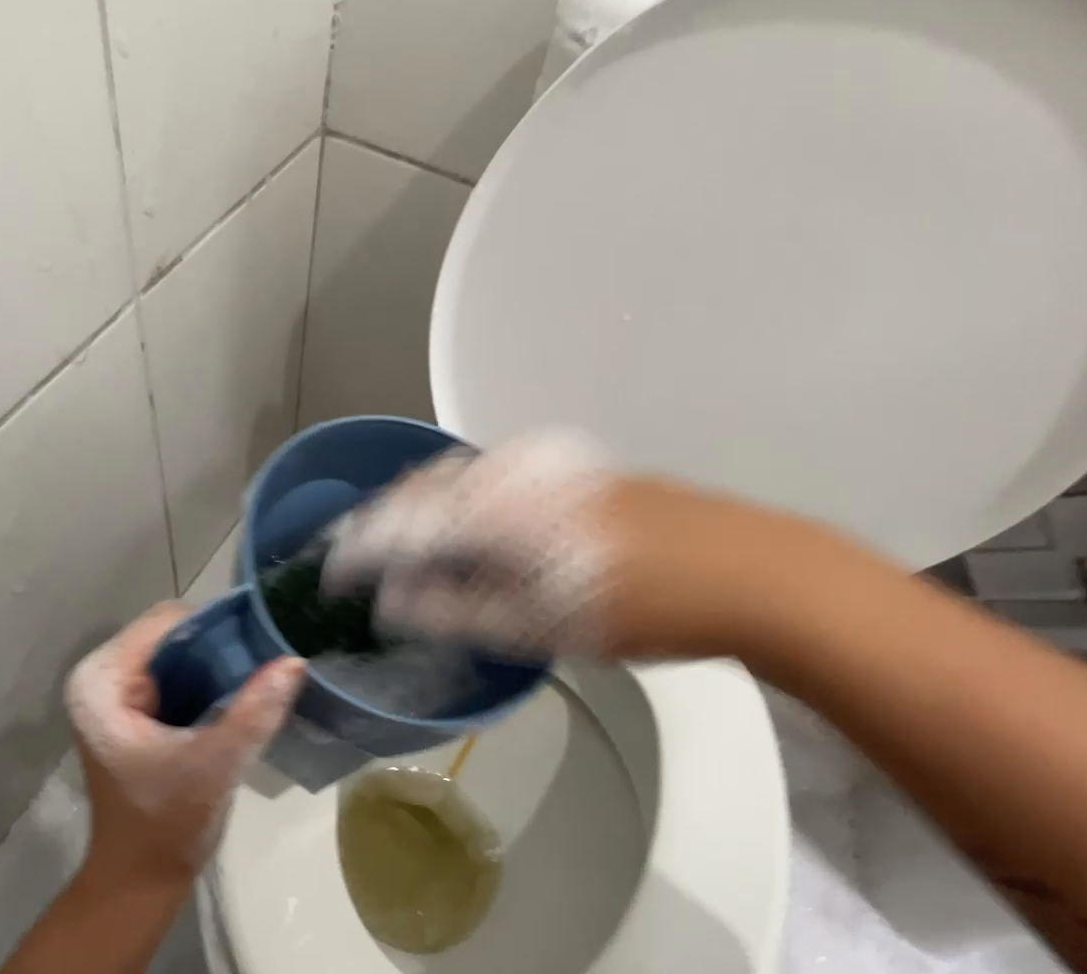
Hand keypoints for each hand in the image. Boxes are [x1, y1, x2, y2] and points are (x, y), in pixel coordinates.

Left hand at [64, 603, 305, 885]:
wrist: (139, 881)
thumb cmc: (164, 825)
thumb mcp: (214, 766)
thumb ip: (253, 711)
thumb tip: (295, 659)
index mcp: (102, 680)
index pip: (166, 622)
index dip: (216, 625)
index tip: (263, 640)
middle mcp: (100, 676)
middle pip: (171, 633)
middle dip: (219, 644)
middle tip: (267, 656)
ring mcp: (114, 692)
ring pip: (177, 651)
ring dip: (216, 662)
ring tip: (260, 671)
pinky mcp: (132, 708)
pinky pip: (176, 672)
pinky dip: (207, 678)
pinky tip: (240, 690)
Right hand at [324, 429, 825, 659]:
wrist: (753, 570)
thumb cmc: (646, 607)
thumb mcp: (545, 625)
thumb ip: (459, 610)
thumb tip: (394, 603)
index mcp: (497, 506)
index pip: (401, 521)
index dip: (359, 548)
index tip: (333, 573)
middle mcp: (511, 468)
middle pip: (421, 490)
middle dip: (384, 525)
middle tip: (364, 564)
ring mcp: (543, 460)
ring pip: (456, 479)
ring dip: (422, 512)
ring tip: (406, 552)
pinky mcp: (567, 465)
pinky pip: (489, 476)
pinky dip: (461, 502)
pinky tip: (468, 532)